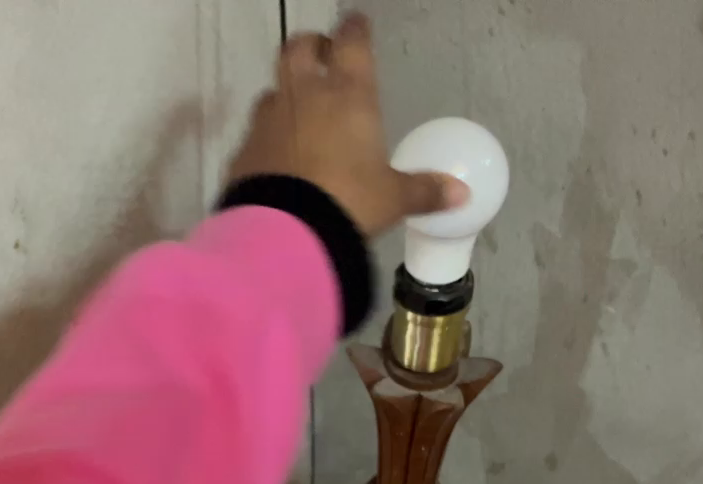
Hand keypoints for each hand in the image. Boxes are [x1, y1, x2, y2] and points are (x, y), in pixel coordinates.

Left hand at [227, 14, 467, 236]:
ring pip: (272, 92)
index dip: (355, 30)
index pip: (352, 41)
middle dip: (310, 49)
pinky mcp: (243, 153)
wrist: (285, 236)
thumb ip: (423, 192)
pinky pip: (253, 136)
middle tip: (320, 60)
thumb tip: (460, 195)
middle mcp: (304, 96)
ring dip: (284, 98)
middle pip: (299, 49)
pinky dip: (265, 141)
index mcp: (348, 94)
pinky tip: (273, 161)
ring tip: (296, 118)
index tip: (356, 28)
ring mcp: (267, 122)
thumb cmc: (348, 204)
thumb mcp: (391, 200)